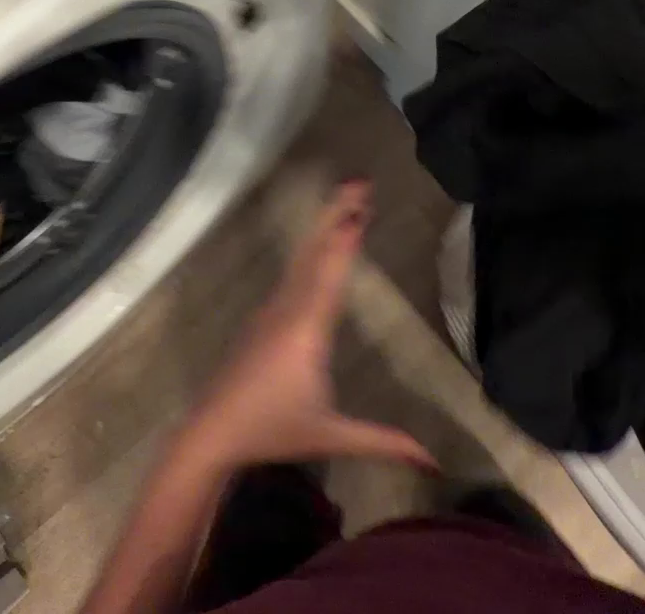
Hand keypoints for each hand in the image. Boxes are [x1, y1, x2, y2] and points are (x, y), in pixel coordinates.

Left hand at [181, 181, 436, 470]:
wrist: (210, 432)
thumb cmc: (272, 431)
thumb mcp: (331, 435)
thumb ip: (383, 441)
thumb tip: (434, 461)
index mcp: (307, 330)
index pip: (330, 274)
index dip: (345, 238)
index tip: (360, 207)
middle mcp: (287, 310)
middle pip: (315, 253)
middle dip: (336, 215)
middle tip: (358, 183)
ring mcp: (270, 311)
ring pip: (300, 261)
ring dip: (324, 229)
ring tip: (345, 204)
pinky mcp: (261, 319)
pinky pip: (291, 275)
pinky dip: (311, 253)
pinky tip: (318, 250)